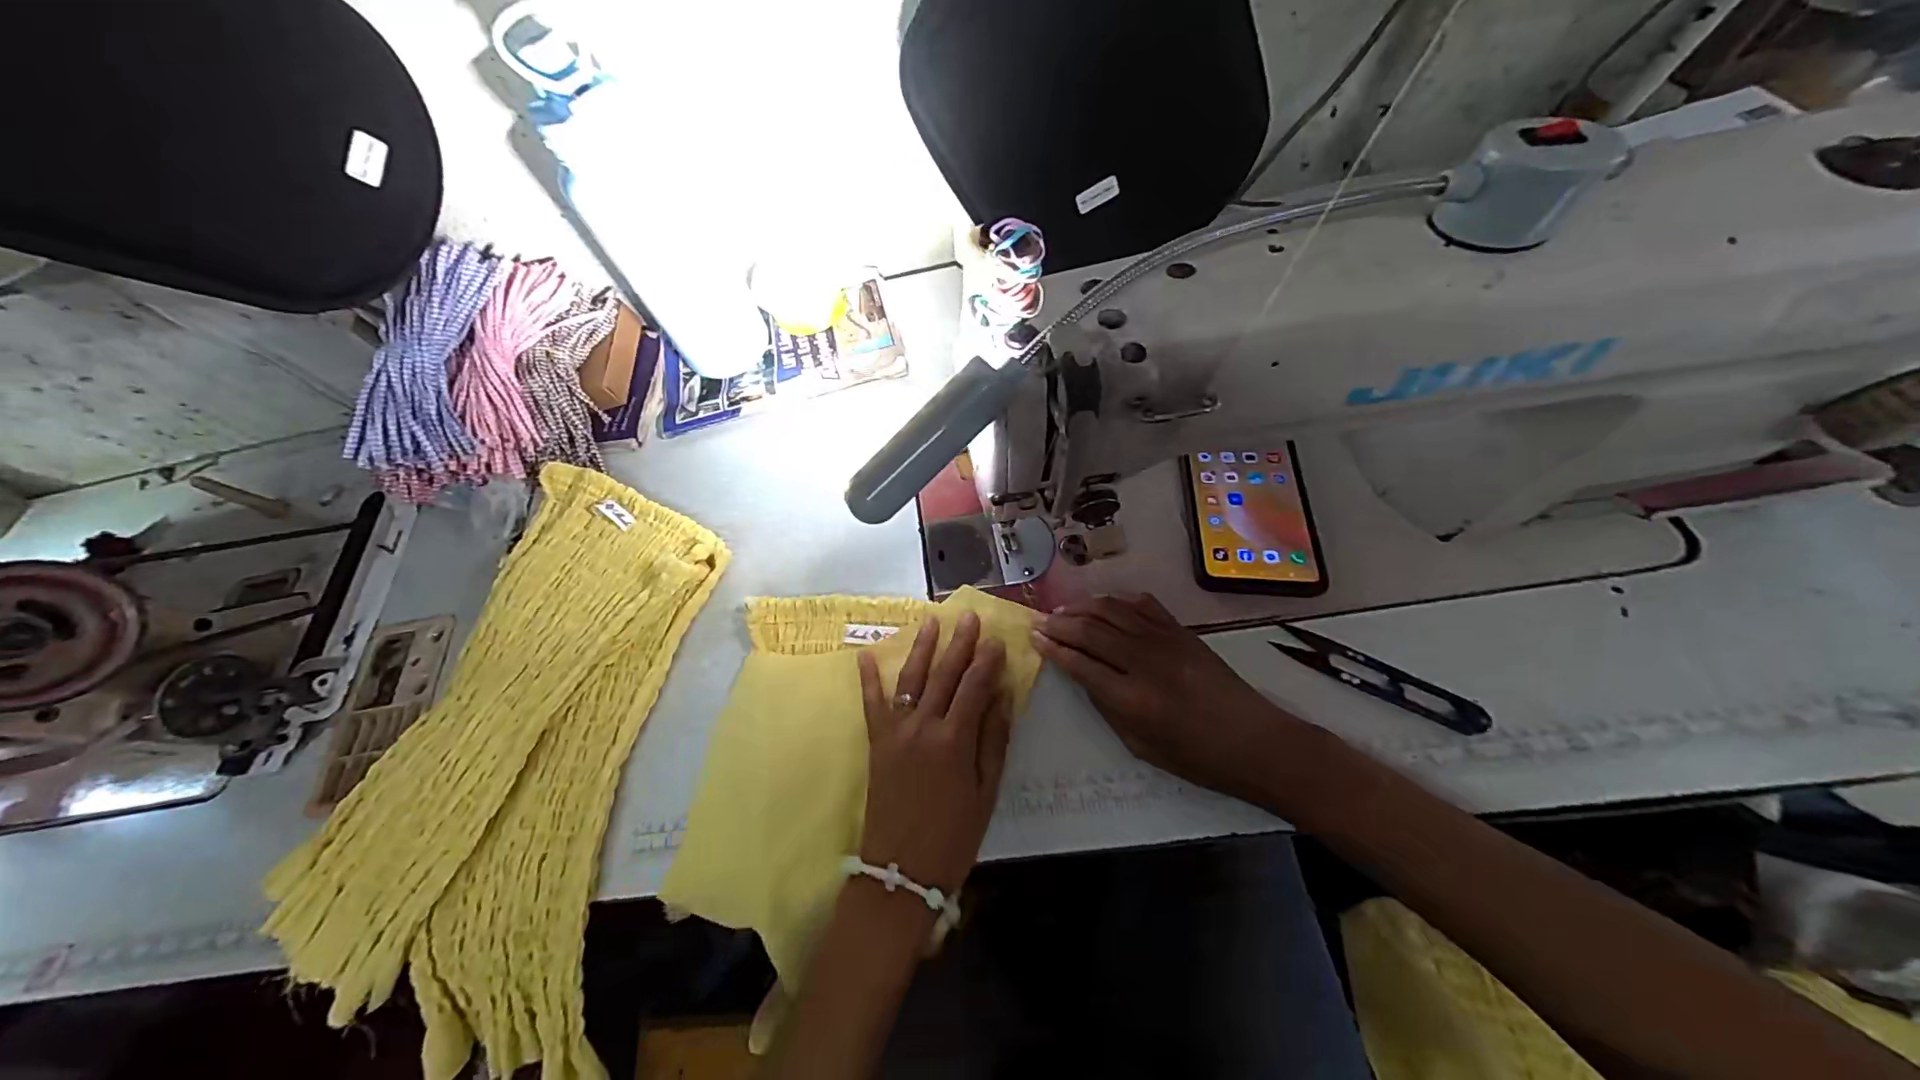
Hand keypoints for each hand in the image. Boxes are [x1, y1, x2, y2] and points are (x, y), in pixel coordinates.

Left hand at [856, 612, 1011, 896]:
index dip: (987, 662)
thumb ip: (993, 741)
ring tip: (931, 622)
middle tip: (968, 617)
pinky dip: (869, 678)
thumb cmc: (954, 835)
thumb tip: (1001, 697)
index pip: (975, 688)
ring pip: (911, 680)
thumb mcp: (986, 792)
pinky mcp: (877, 743)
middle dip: (959, 644)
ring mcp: (896, 732)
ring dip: (922, 649)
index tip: (997, 639)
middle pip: (944, 676)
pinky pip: (871, 704)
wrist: (902, 870)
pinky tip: (867, 654)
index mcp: (955, 740)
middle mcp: (923, 727)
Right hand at [1031, 594, 1299, 803]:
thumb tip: (1085, 676)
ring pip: (1113, 611)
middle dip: (1060, 624)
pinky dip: (1119, 601)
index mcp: (1132, 699)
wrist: (1254, 740)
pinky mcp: (1182, 631)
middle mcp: (1145, 662)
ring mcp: (1165, 641)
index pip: (1080, 663)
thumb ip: (1109, 708)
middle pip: (1091, 631)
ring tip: (1063, 610)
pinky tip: (1106, 605)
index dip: (1053, 649)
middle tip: (1041, 620)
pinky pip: (1144, 605)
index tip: (1034, 638)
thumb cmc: (1196, 756)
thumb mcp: (1141, 745)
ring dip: (1083, 608)